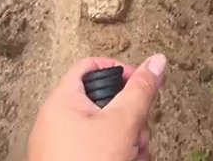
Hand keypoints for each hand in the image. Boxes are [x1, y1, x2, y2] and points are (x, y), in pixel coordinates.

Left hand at [28, 54, 167, 160]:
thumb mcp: (123, 122)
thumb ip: (141, 88)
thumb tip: (157, 60)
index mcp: (62, 102)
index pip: (90, 66)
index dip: (118, 69)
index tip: (138, 84)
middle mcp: (55, 121)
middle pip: (102, 99)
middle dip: (130, 113)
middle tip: (140, 128)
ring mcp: (58, 146)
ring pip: (102, 126)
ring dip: (127, 136)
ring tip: (135, 152)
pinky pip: (94, 147)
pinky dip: (114, 152)